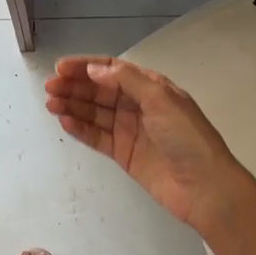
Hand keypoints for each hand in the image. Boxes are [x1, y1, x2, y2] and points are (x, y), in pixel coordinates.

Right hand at [44, 57, 251, 234]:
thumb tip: (95, 68)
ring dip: (73, 106)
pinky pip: (96, 137)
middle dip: (75, 86)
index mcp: (151, 87)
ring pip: (94, 113)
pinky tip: (64, 122)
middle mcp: (138, 105)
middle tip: (50, 87)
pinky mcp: (123, 154)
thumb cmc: (187, 137)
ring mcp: (130, 130)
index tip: (61, 68)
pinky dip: (80, 129)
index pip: (112, 70)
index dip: (86, 67)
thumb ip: (127, 81)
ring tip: (51, 104)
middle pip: (100, 90)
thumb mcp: (161, 100)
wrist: (206, 188)